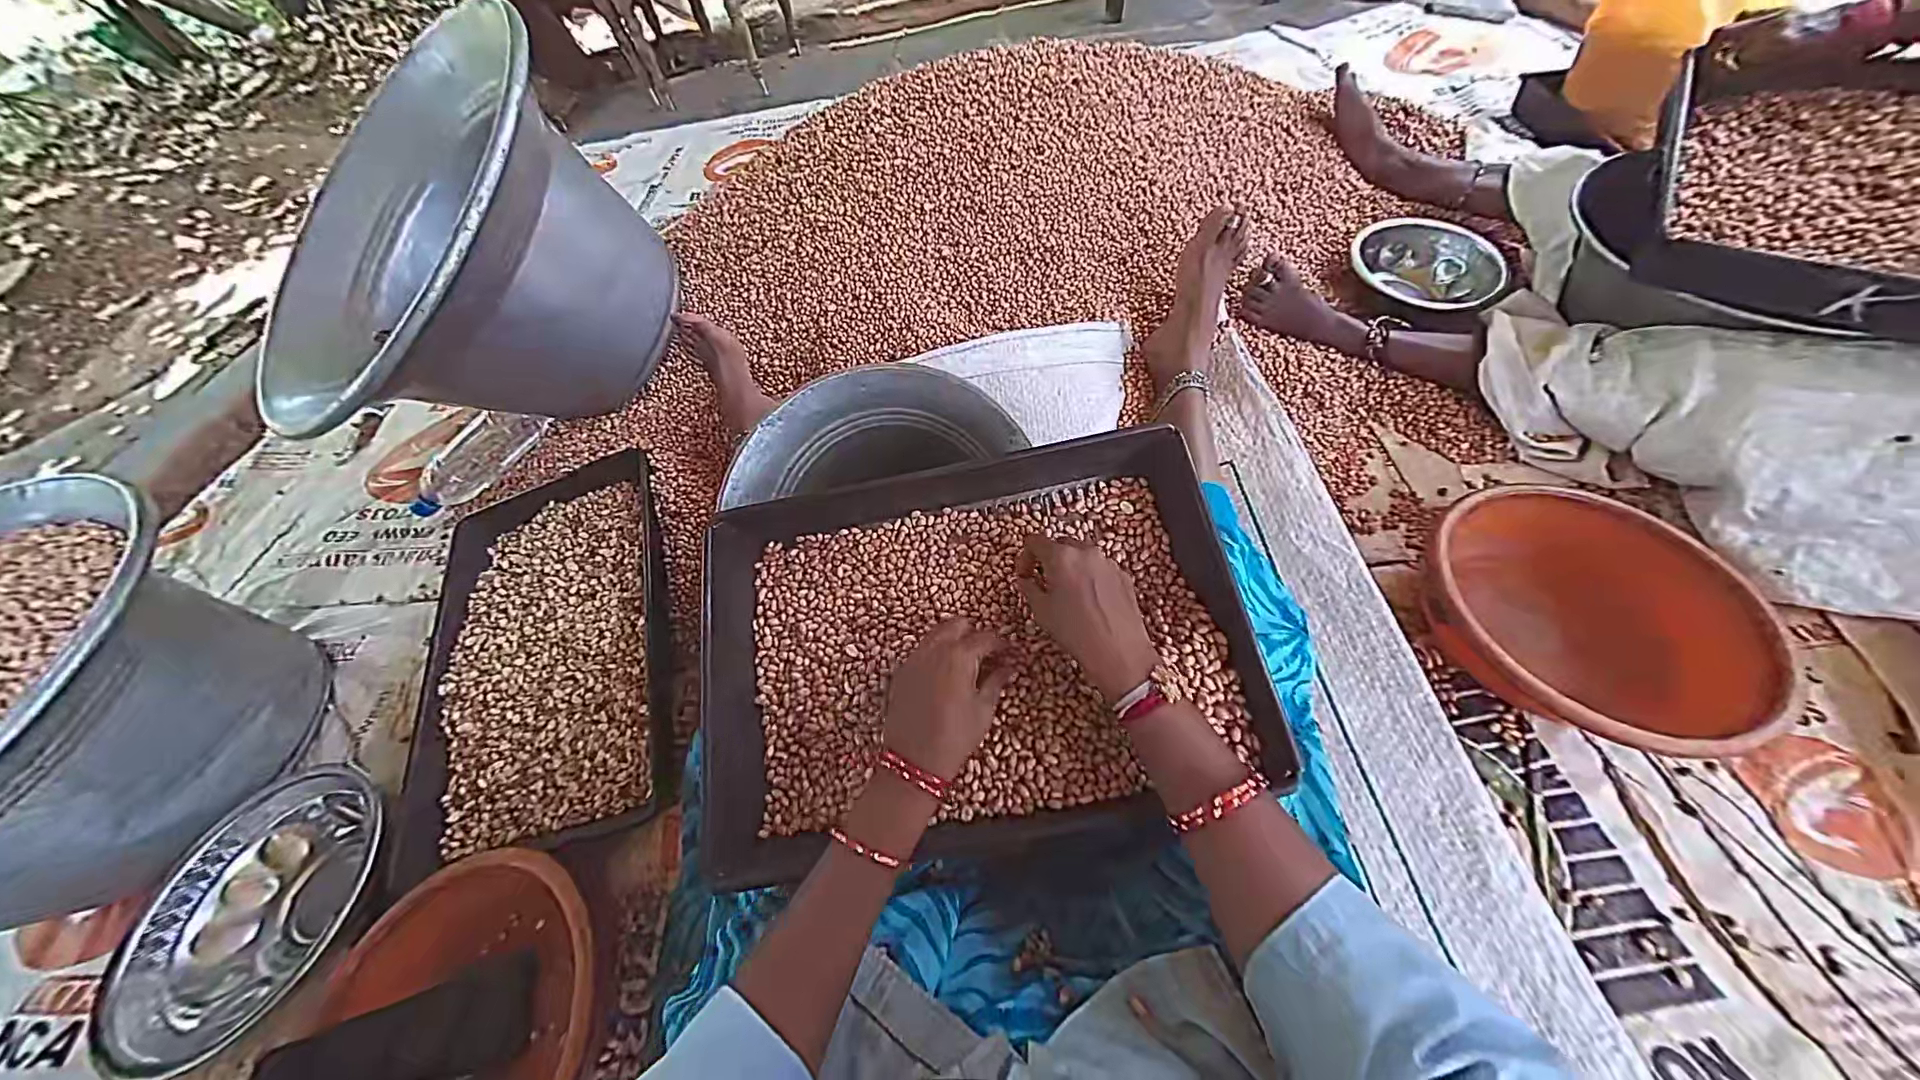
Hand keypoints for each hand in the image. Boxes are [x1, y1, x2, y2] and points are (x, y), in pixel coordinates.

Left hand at [883, 618, 1012, 779]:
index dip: (1001, 643)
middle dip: (974, 632)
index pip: (985, 637)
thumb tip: (1009, 668)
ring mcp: (914, 659)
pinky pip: (922, 650)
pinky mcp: (902, 672)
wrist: (914, 760)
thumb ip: (996, 682)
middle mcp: (934, 650)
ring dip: (953, 639)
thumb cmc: (954, 737)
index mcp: (958, 656)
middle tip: (988, 651)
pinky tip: (946, 670)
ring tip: (968, 659)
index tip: (1009, 652)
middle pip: (956, 625)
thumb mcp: (983, 709)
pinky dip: (936, 651)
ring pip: (936, 634)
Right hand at [1016, 535, 1159, 704]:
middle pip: (1061, 545)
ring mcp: (1107, 562)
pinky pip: (1100, 569)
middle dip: (1049, 560)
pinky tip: (1088, 602)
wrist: (1118, 651)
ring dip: (1071, 568)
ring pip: (1082, 556)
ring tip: (1068, 595)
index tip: (1025, 572)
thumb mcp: (1041, 610)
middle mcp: (1086, 552)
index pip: (1035, 541)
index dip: (1025, 556)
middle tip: (1043, 582)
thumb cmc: (1076, 631)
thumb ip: (1029, 588)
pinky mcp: (1123, 576)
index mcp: (1061, 556)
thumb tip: (1026, 580)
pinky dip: (1090, 578)